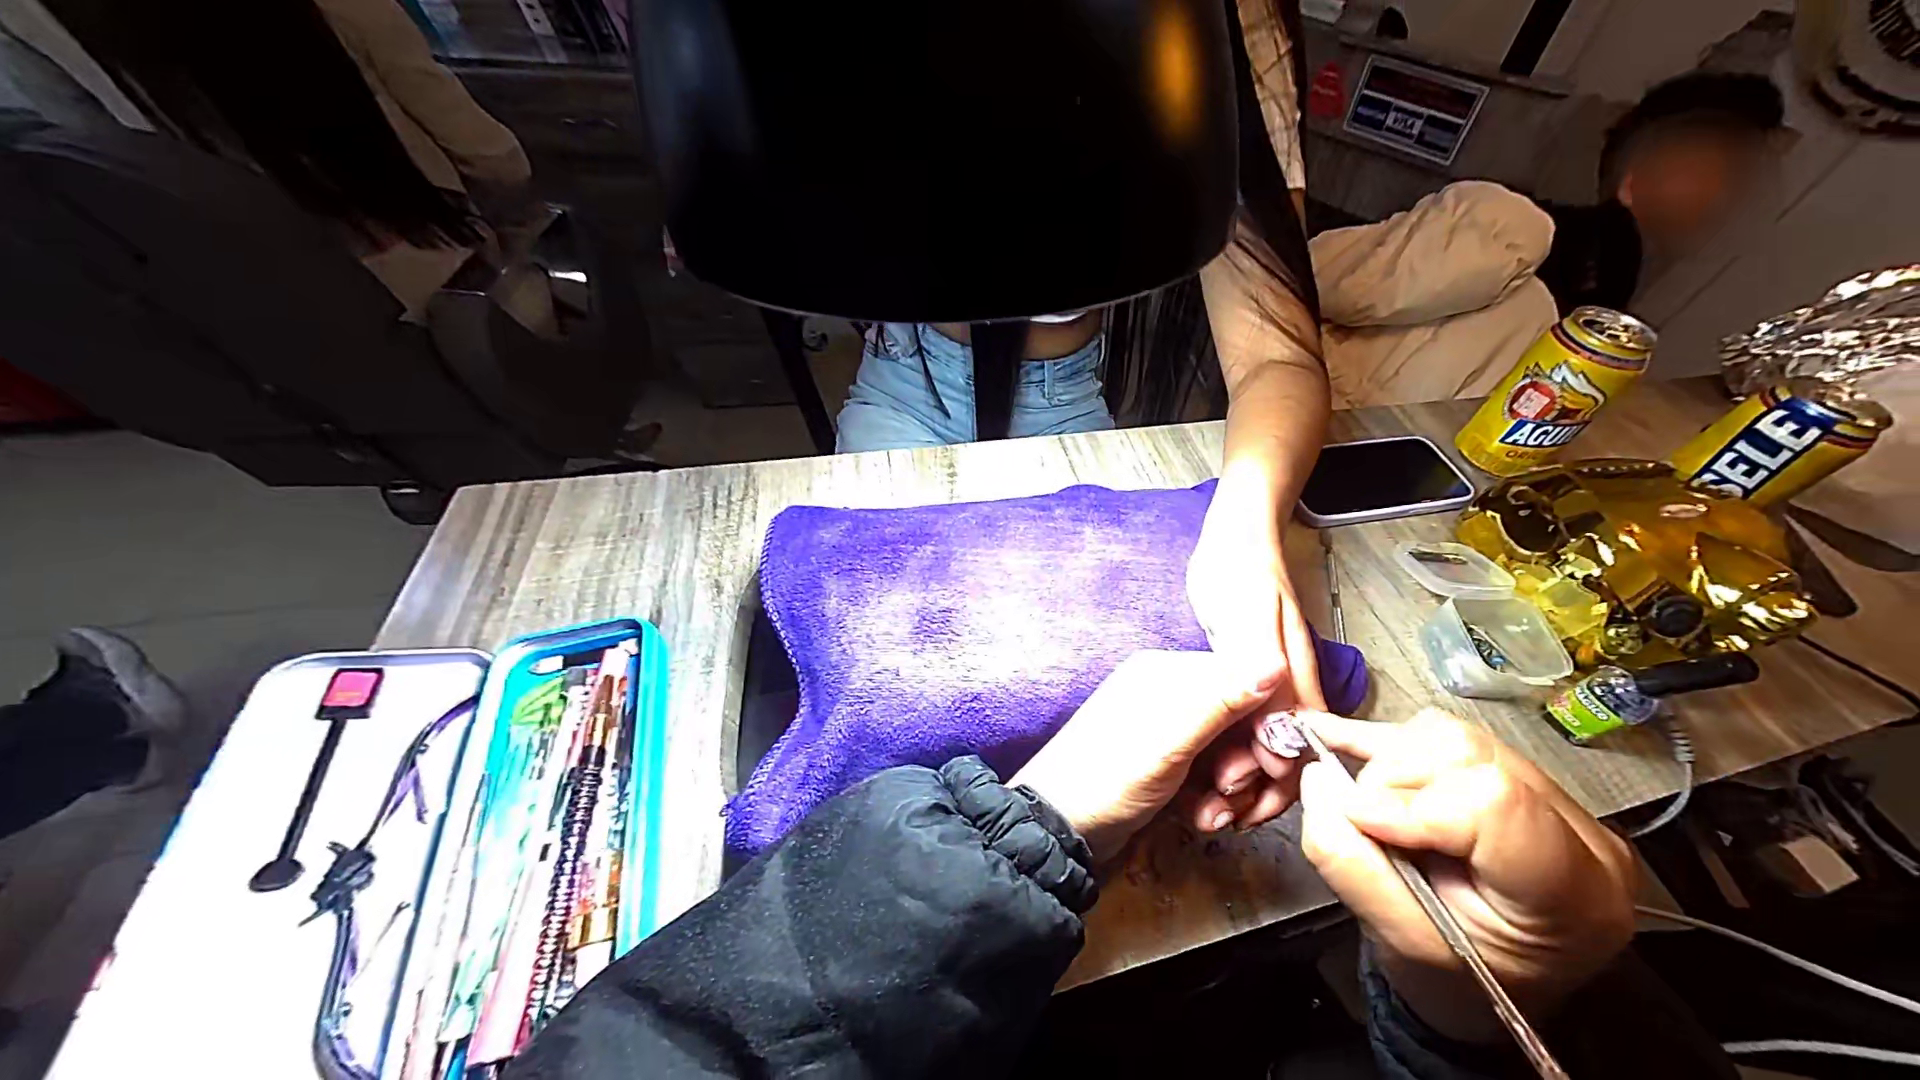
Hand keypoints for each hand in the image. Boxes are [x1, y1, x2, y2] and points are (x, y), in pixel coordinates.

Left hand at [1009, 651, 1268, 862]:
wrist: (1062, 832)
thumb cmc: (1105, 781)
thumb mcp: (1167, 743)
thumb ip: (1219, 703)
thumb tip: (1273, 661)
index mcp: (1167, 674)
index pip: (1246, 680)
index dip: (1270, 721)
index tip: (1276, 761)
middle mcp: (1171, 695)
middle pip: (1245, 720)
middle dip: (1250, 762)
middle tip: (1233, 790)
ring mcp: (1171, 731)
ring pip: (1235, 753)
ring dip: (1234, 790)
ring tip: (1212, 811)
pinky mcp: (1172, 763)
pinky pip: (1215, 775)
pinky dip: (1215, 800)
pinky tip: (1199, 817)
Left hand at [1185, 484, 1324, 833]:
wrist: (1229, 537)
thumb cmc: (1235, 569)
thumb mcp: (1244, 612)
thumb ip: (1253, 658)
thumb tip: (1274, 697)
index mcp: (1287, 679)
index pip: (1293, 747)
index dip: (1272, 782)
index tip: (1235, 799)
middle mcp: (1278, 688)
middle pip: (1274, 756)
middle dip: (1248, 788)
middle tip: (1211, 806)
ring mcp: (1255, 684)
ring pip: (1251, 748)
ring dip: (1231, 779)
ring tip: (1197, 800)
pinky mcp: (1233, 680)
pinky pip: (1232, 729)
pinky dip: (1217, 754)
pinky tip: (1192, 770)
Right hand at [1296, 710, 1636, 1041]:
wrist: (1481, 984)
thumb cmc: (1456, 981)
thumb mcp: (1400, 942)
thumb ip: (1351, 862)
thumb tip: (1320, 779)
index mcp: (1570, 892)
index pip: (1489, 800)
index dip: (1407, 803)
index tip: (1362, 825)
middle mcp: (1577, 832)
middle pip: (1463, 755)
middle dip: (1388, 780)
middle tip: (1366, 823)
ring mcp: (1548, 796)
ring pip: (1447, 735)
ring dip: (1386, 760)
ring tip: (1371, 802)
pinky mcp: (1509, 772)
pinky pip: (1440, 731)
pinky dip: (1382, 740)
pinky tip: (1344, 745)